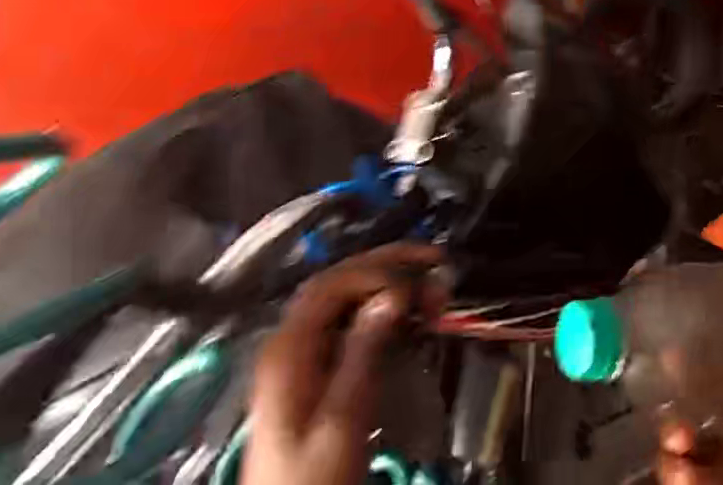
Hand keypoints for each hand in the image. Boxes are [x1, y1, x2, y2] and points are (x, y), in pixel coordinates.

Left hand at [243, 242, 444, 484]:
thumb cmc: (313, 482)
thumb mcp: (341, 422)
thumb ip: (363, 353)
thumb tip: (394, 294)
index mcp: (287, 349)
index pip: (330, 285)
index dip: (375, 270)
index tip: (418, 277)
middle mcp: (291, 342)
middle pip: (339, 283)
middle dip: (388, 266)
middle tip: (435, 260)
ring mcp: (302, 356)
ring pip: (347, 300)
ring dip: (389, 285)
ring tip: (432, 284)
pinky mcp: (317, 372)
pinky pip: (351, 323)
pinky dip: (383, 310)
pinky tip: (410, 312)